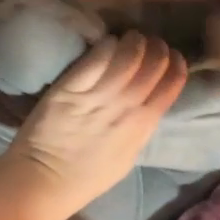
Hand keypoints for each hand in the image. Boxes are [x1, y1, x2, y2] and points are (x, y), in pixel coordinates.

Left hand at [0, 32, 187, 217]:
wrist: (44, 181)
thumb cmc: (87, 177)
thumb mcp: (128, 157)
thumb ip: (140, 129)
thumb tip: (148, 104)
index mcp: (142, 127)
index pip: (171, 84)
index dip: (175, 64)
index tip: (172, 56)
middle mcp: (125, 108)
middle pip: (153, 65)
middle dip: (157, 47)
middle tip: (151, 42)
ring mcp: (97, 97)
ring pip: (127, 56)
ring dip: (134, 41)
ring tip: (131, 38)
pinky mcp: (70, 89)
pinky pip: (95, 59)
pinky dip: (107, 46)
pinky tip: (108, 43)